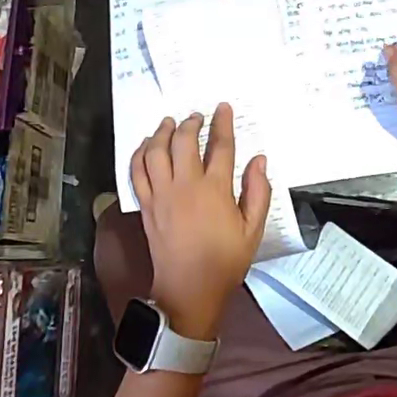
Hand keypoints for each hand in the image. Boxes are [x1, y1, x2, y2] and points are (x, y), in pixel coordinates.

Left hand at [129, 104, 270, 340]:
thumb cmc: (225, 261)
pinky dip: (139, 154)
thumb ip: (258, 192)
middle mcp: (185, 186)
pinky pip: (137, 172)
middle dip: (191, 122)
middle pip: (183, 141)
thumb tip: (259, 160)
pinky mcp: (146, 205)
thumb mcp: (253, 229)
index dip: (222, 123)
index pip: (219, 146)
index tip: (222, 107)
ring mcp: (162, 194)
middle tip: (197, 116)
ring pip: (155, 151)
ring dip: (162, 132)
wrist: (189, 289)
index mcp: (215, 190)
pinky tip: (145, 146)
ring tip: (170, 123)